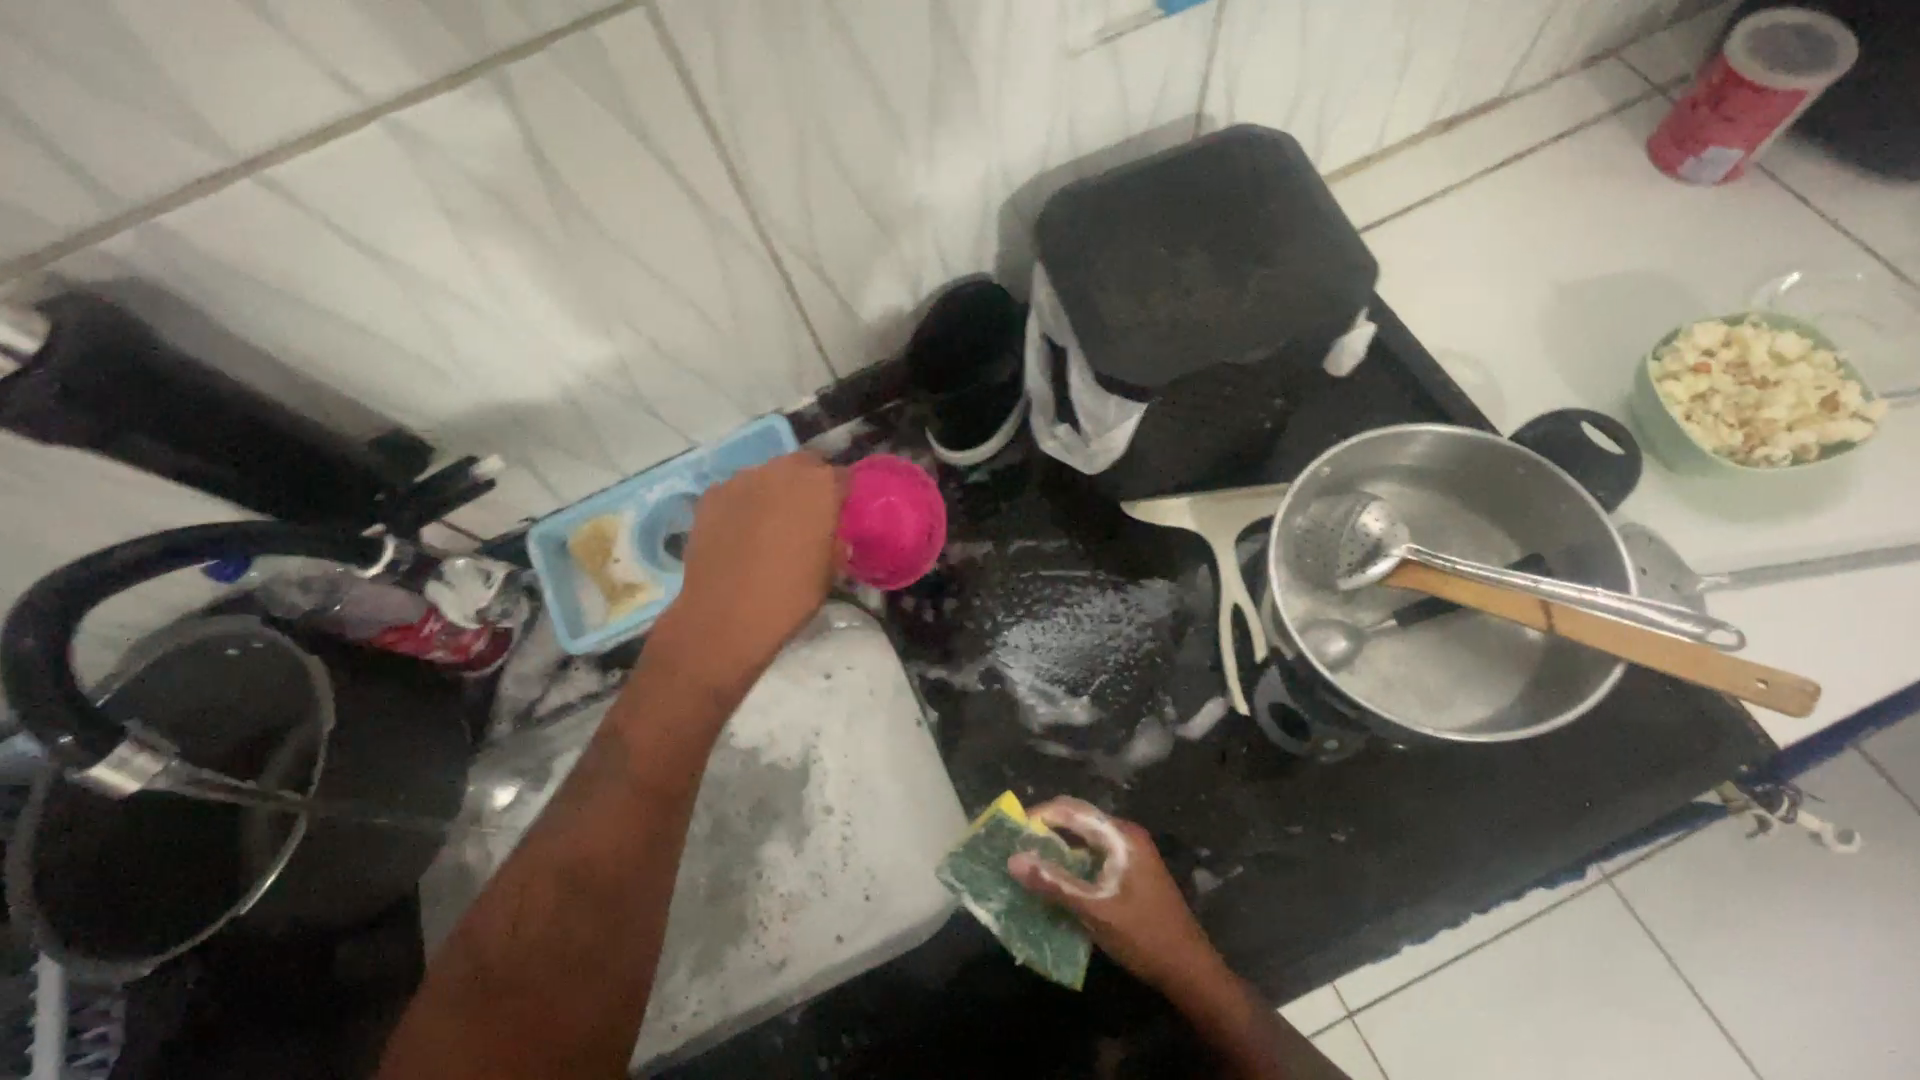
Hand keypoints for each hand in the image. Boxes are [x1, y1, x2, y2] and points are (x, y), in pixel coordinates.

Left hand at [650, 453, 846, 692]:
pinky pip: (736, 492)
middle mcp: (782, 471)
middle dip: (808, 484)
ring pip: (767, 475)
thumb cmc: (790, 596)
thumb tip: (832, 531)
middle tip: (807, 516)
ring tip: (769, 525)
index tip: (842, 514)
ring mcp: (742, 479)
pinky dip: (742, 505)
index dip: (844, 494)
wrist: (725, 616)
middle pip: (804, 465)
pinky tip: (739, 533)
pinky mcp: (711, 495)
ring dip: (773, 491)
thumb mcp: (831, 570)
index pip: (844, 476)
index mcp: (821, 486)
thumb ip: (835, 539)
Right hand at [1008, 798, 1222, 992]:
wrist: (1189, 969)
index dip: (1038, 816)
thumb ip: (1054, 883)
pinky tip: (1053, 881)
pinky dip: (1071, 864)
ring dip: (1056, 849)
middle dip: (1044, 831)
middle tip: (1013, 848)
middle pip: (1077, 821)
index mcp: (1120, 836)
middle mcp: (1125, 836)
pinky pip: (1093, 857)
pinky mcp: (1129, 873)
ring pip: (1084, 840)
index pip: (1072, 810)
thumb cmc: (1144, 936)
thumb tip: (1013, 859)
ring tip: (1026, 864)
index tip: (1009, 832)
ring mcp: (1129, 854)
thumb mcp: (1094, 910)